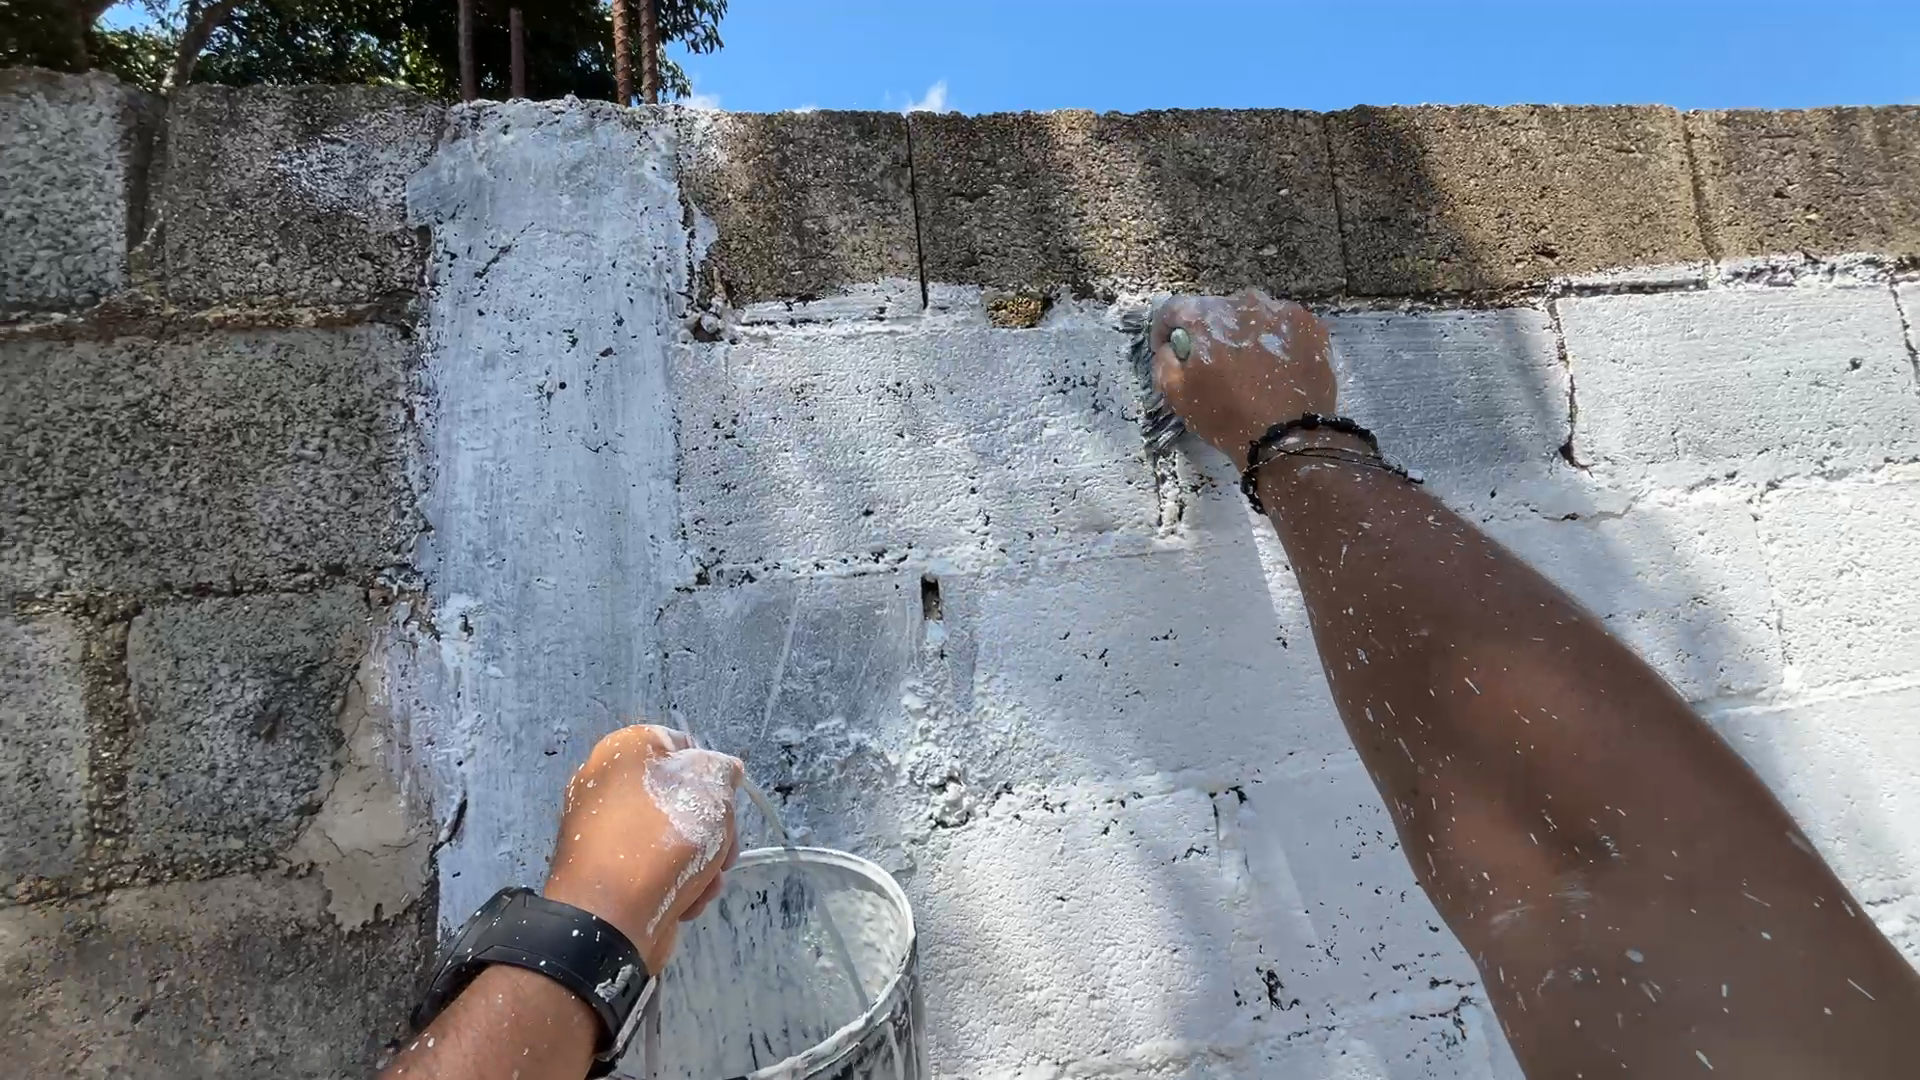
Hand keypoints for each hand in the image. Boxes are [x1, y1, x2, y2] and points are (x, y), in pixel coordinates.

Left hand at [542, 725, 742, 974]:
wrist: (608, 920)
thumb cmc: (665, 838)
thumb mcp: (713, 788)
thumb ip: (723, 770)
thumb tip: (721, 773)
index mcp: (624, 750)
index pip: (681, 745)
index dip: (712, 773)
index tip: (726, 803)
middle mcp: (604, 784)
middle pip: (680, 795)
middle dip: (712, 827)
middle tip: (726, 852)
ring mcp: (598, 832)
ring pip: (669, 835)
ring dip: (699, 860)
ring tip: (707, 884)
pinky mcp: (600, 873)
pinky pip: (647, 865)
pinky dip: (672, 881)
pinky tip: (688, 900)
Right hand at [1147, 289, 1337, 468]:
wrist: (1286, 438)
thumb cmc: (1226, 417)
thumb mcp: (1177, 396)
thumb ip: (1164, 362)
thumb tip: (1169, 347)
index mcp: (1207, 318)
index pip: (1174, 309)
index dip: (1164, 329)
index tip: (1167, 349)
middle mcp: (1244, 304)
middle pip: (1214, 310)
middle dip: (1206, 332)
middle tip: (1209, 362)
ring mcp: (1281, 312)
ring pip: (1250, 314)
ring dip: (1240, 333)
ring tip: (1244, 364)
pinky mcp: (1310, 325)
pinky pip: (1280, 324)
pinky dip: (1270, 337)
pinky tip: (1272, 364)